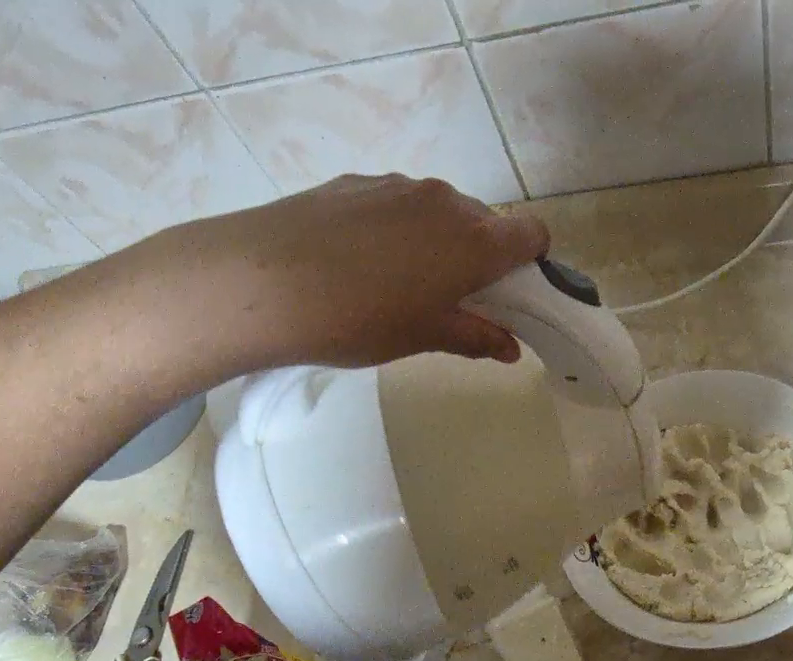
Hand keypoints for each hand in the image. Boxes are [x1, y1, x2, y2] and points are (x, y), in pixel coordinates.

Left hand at [136, 173, 549, 373]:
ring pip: (439, 212)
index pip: (532, 234)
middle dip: (483, 258)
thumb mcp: (425, 336)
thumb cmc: (361, 319)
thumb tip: (510, 346)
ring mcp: (397, 186)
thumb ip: (476, 336)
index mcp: (474, 241)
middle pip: (486, 223)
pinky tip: (362, 263)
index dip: (532, 263)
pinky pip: (398, 205)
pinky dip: (399, 230)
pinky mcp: (355, 183)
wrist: (260, 283)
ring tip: (401, 283)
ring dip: (439, 242)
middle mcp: (444, 201)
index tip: (511, 293)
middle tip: (454, 299)